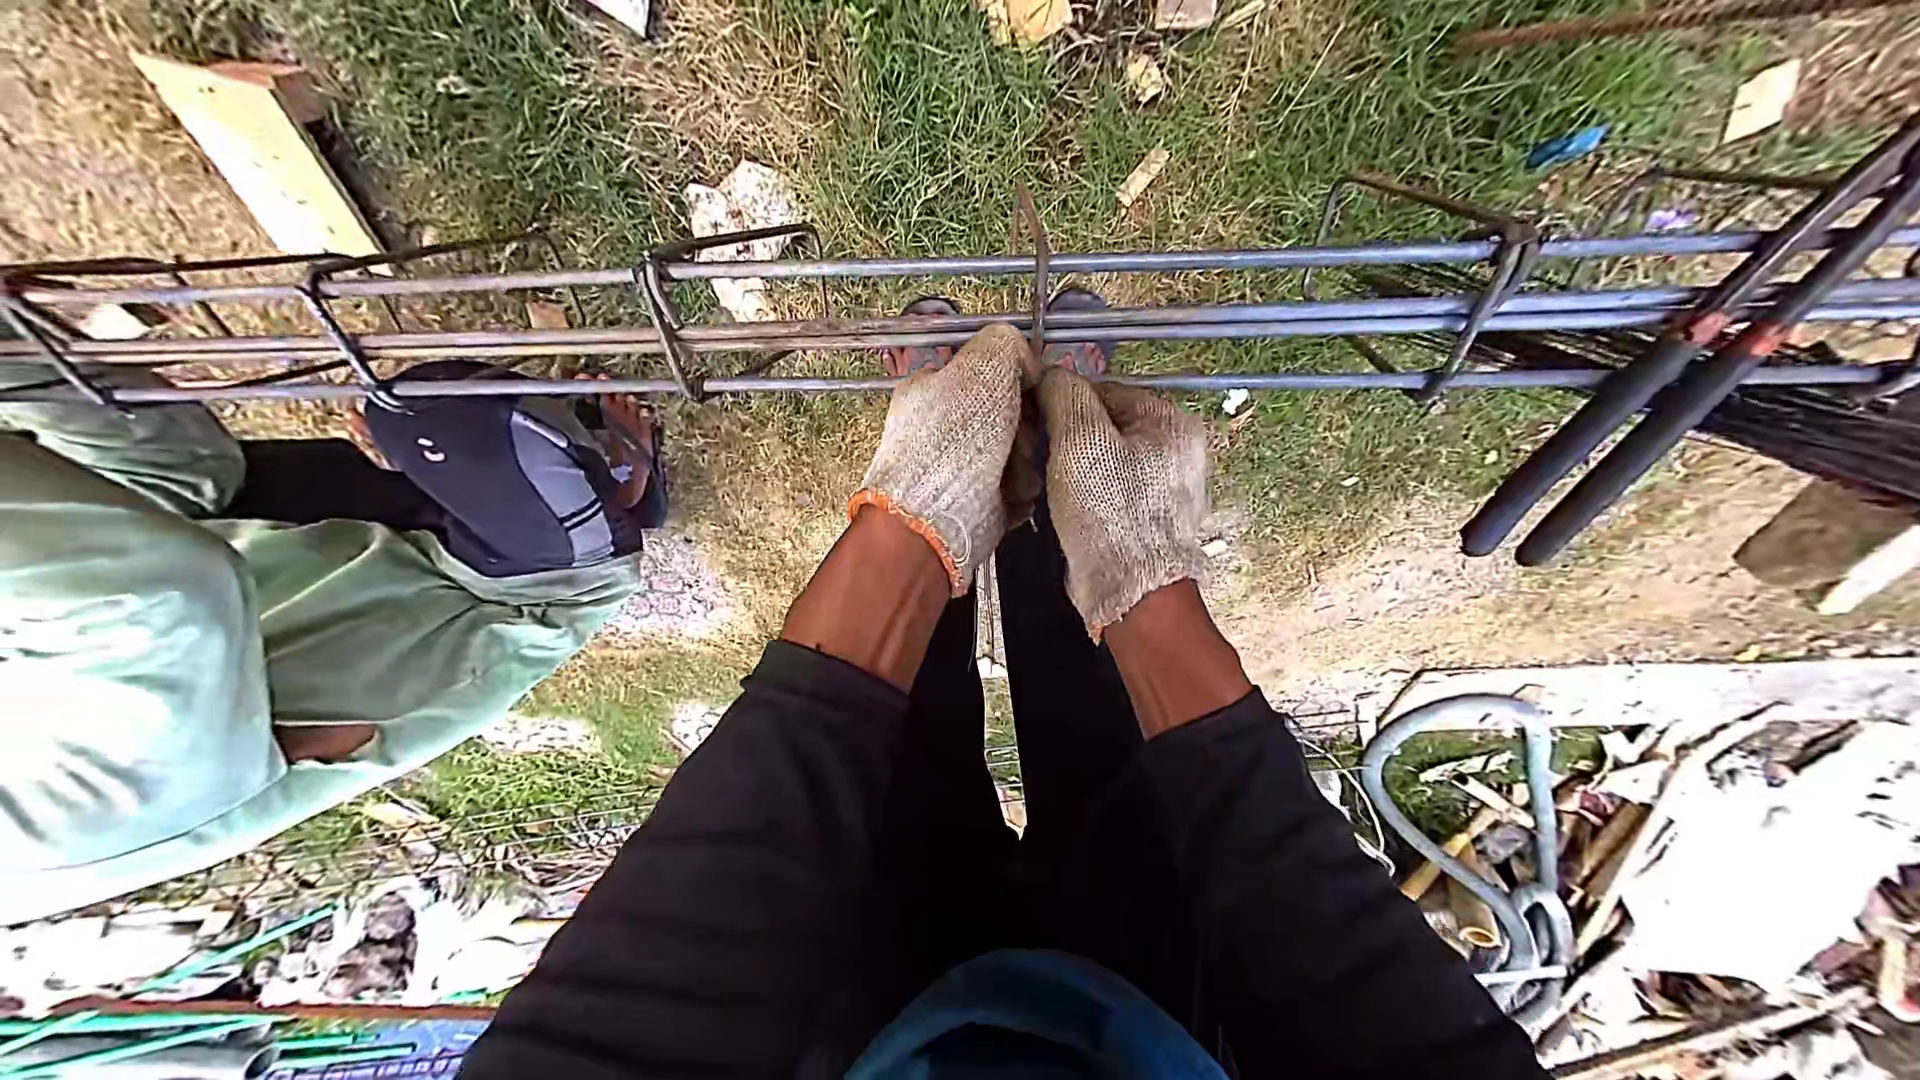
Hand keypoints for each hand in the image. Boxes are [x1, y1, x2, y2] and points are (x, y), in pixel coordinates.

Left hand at [849, 324, 1035, 595]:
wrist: (938, 519)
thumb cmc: (953, 441)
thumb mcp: (982, 367)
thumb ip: (1006, 344)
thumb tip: (1024, 360)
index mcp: (933, 388)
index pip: (989, 373)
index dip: (1018, 381)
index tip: (1031, 392)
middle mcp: (943, 428)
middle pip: (1010, 416)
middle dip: (1026, 429)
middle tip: (1021, 441)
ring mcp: (959, 468)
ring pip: (1019, 454)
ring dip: (1028, 465)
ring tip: (1016, 476)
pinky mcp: (977, 504)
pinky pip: (1017, 488)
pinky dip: (1021, 493)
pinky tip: (1011, 497)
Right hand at [1036, 368, 1208, 638]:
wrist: (1132, 590)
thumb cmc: (1109, 512)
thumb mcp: (1081, 442)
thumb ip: (1065, 397)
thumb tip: (1052, 374)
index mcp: (1170, 421)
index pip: (1105, 389)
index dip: (1064, 401)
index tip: (1035, 420)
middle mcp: (1175, 448)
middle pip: (1105, 423)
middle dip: (1067, 434)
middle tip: (1038, 452)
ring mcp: (1164, 484)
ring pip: (1104, 456)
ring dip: (1071, 463)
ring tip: (1047, 477)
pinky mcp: (1147, 513)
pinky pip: (1108, 485)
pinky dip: (1084, 488)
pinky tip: (1065, 500)